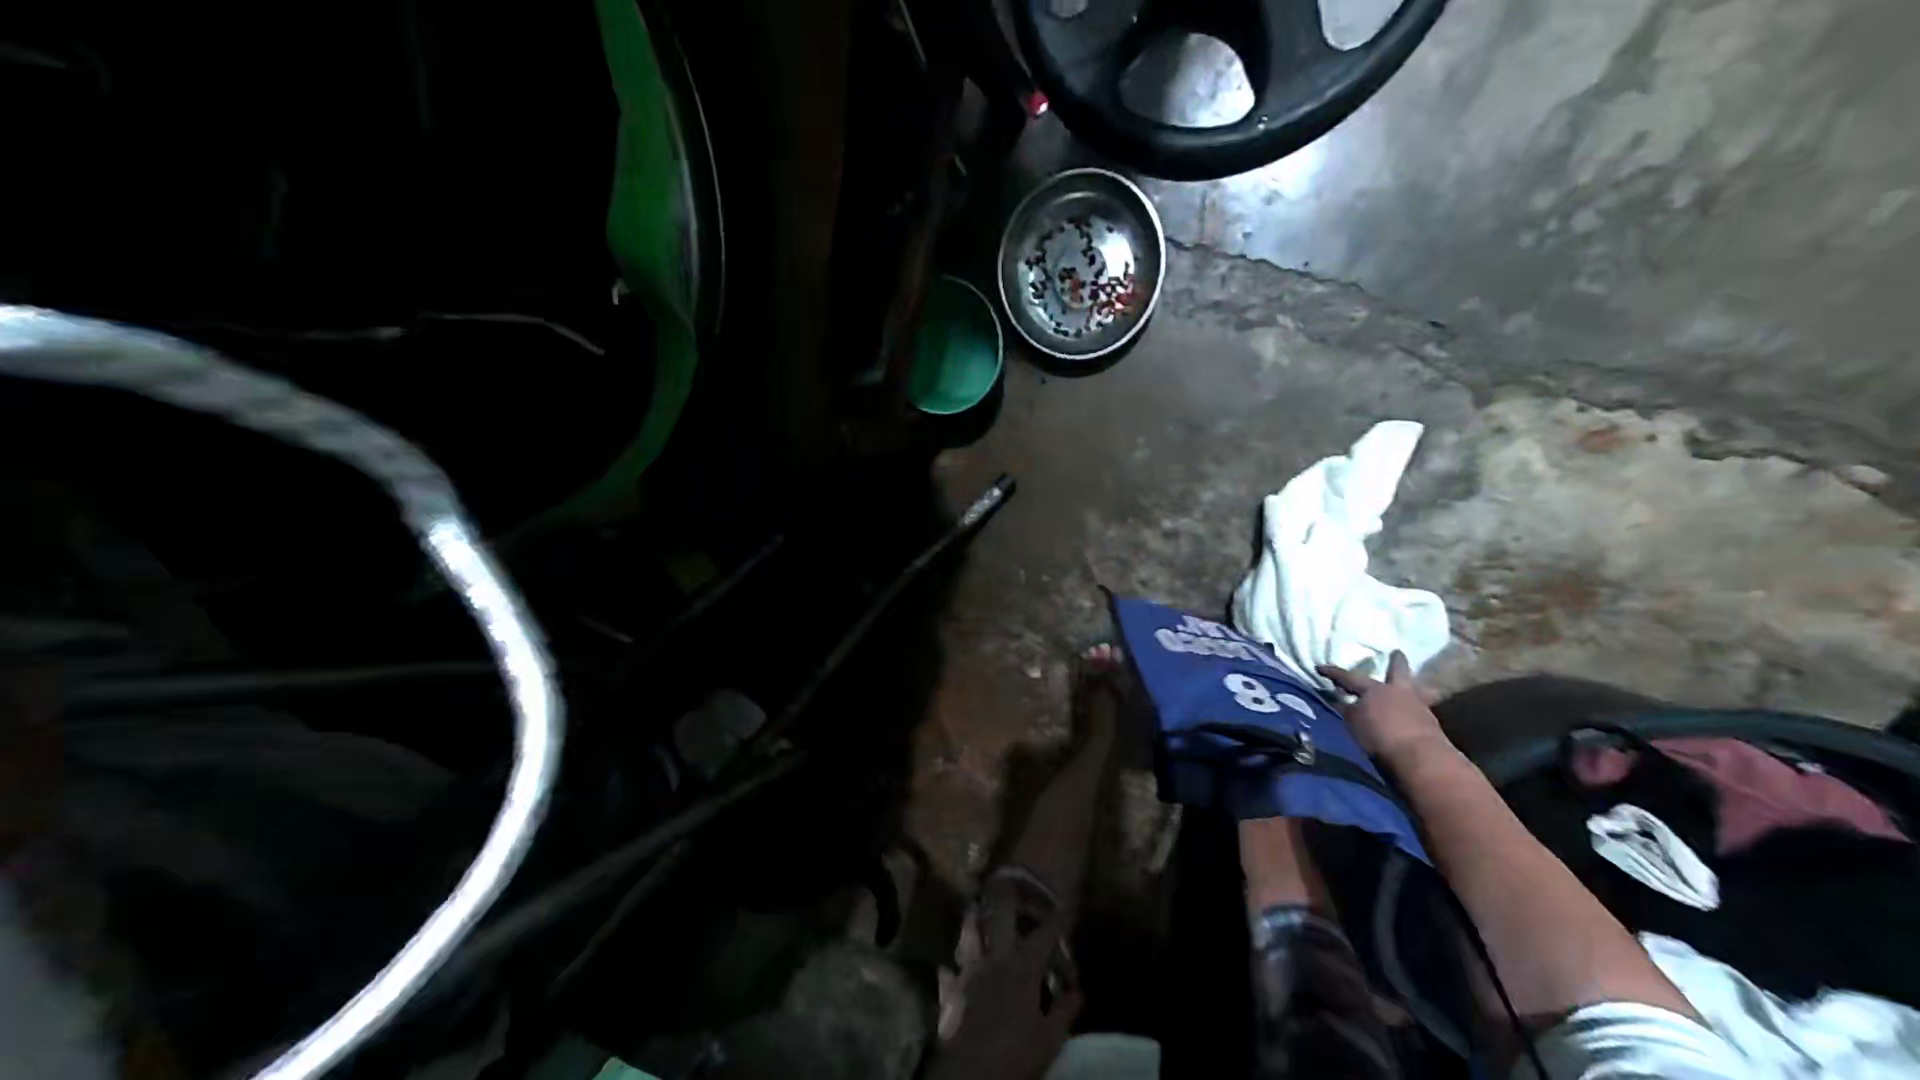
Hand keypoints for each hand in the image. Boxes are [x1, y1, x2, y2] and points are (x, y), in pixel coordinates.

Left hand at [934, 908, 1081, 1079]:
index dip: (1054, 921)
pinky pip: (948, 968)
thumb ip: (1064, 1011)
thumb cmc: (1016, 1055)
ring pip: (969, 934)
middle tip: (1006, 882)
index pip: (1042, 937)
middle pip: (1001, 920)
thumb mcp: (1050, 1039)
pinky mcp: (949, 989)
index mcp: (1023, 970)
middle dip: (1006, 899)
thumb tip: (1078, 992)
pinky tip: (949, 960)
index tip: (1061, 905)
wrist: (970, 1073)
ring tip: (974, 906)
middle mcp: (995, 960)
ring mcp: (968, 972)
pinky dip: (950, 963)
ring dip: (973, 919)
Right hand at [1317, 651, 1452, 767]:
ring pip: (1415, 689)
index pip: (1349, 677)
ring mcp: (1419, 706)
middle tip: (1397, 652)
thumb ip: (1349, 710)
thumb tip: (1345, 702)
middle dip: (1396, 662)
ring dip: (1411, 686)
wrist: (1420, 757)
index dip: (1333, 673)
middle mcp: (1399, 692)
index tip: (1320, 667)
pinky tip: (1410, 711)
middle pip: (1397, 672)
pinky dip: (1414, 708)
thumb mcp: (1353, 722)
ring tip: (1409, 686)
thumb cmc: (1379, 735)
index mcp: (1375, 689)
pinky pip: (1420, 709)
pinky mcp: (1431, 724)